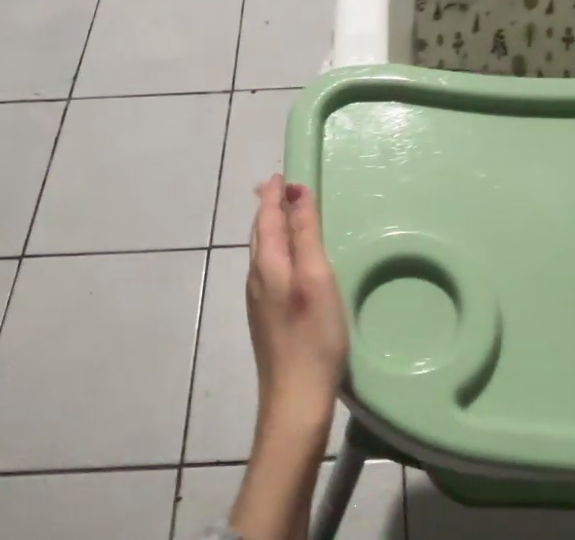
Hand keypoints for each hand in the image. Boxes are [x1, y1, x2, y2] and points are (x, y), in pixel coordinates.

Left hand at [247, 174, 348, 438]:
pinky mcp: (267, 319)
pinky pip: (267, 270)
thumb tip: (296, 191)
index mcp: (268, 264)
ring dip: (271, 228)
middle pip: (260, 233)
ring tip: (283, 216)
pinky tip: (288, 262)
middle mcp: (257, 278)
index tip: (281, 174)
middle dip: (268, 207)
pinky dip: (276, 251)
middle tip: (279, 187)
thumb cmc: (313, 336)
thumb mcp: (316, 277)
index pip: (267, 217)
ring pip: (262, 253)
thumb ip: (305, 234)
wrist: (295, 400)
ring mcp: (259, 301)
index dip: (274, 194)